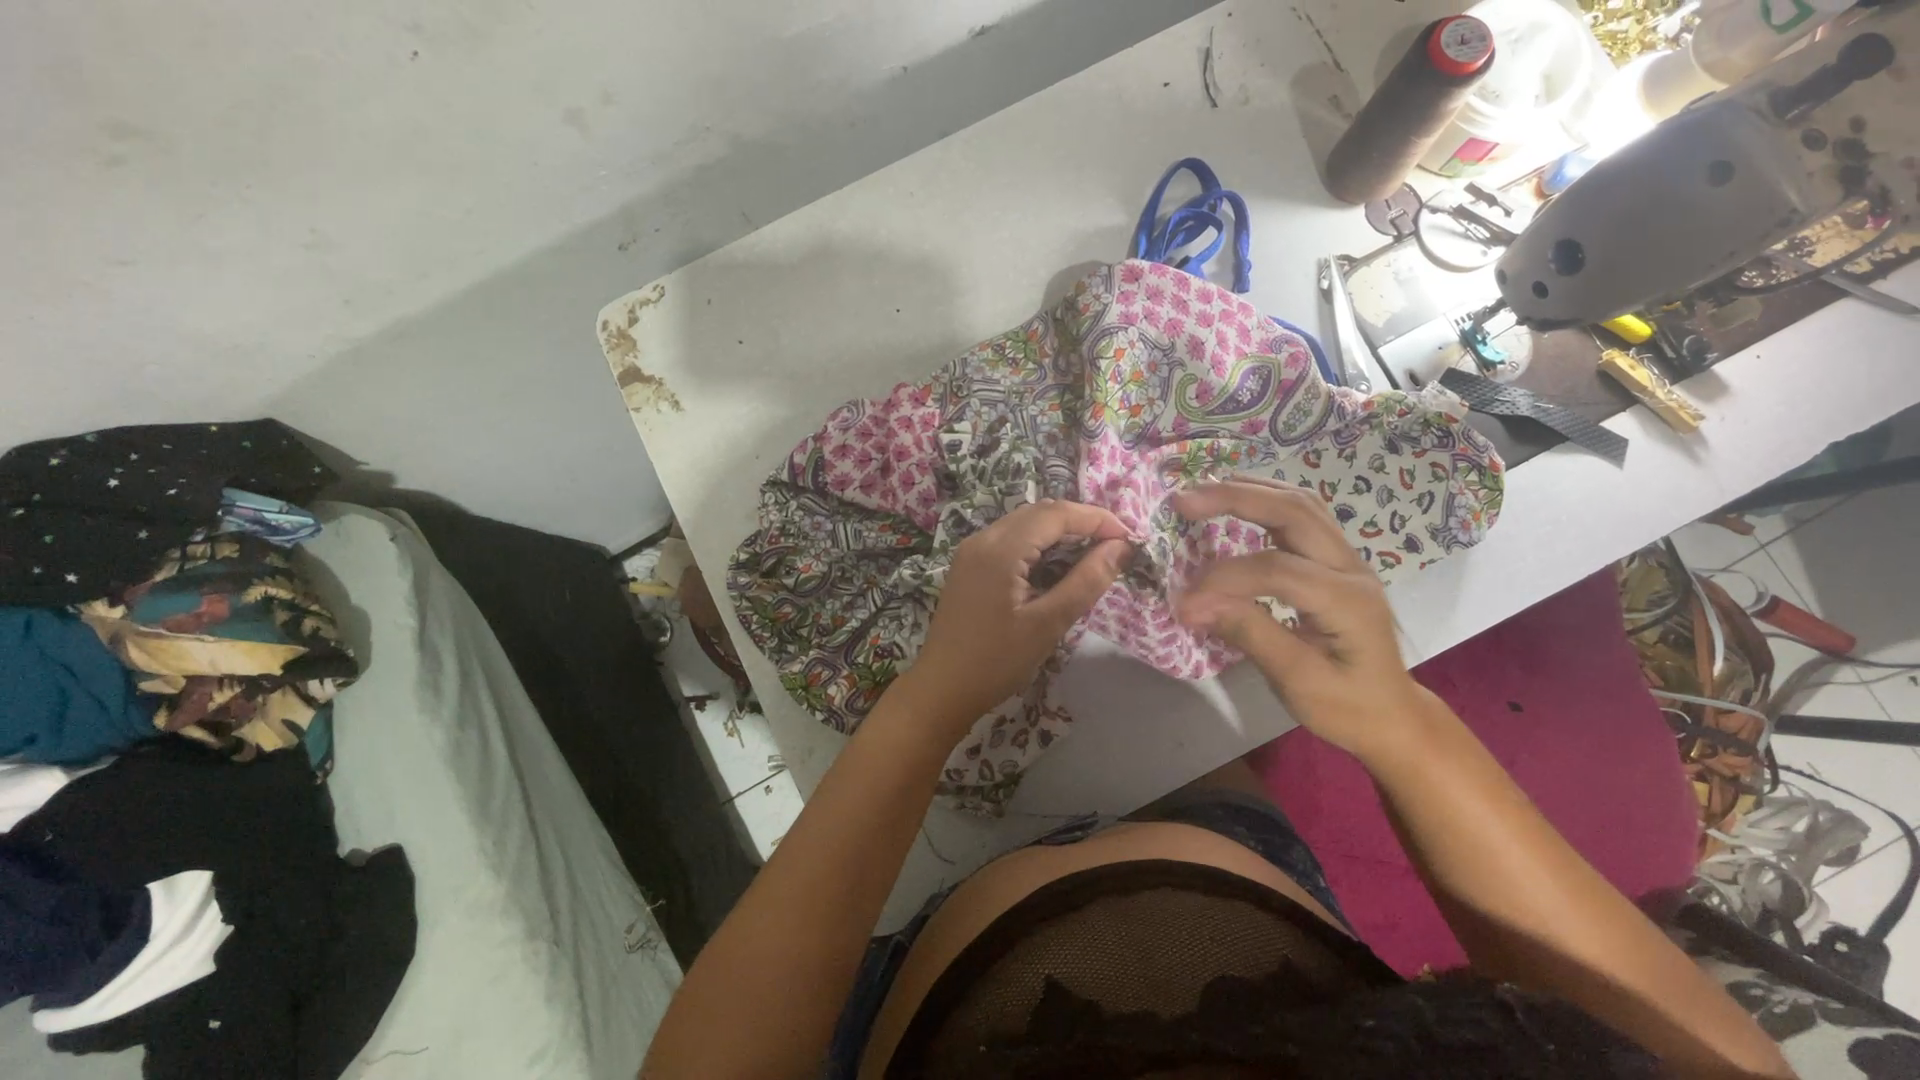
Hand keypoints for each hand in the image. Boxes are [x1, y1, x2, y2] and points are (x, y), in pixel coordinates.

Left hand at [900, 499, 1132, 731]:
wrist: (942, 689)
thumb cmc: (997, 661)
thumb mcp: (1049, 623)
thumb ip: (1087, 581)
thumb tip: (1121, 548)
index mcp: (1001, 549)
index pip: (1056, 514)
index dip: (1096, 519)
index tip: (1129, 538)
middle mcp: (983, 539)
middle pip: (1040, 513)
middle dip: (1081, 522)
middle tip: (1115, 547)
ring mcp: (972, 551)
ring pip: (1025, 524)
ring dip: (1060, 533)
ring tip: (1093, 556)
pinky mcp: (969, 566)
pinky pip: (1010, 540)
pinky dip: (1039, 545)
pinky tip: (1058, 568)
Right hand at [1171, 480, 1433, 757]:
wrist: (1392, 717)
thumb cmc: (1347, 708)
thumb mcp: (1298, 682)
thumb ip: (1250, 634)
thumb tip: (1194, 605)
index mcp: (1347, 601)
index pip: (1275, 570)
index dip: (1223, 579)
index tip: (1183, 602)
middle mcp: (1352, 568)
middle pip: (1294, 511)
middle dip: (1235, 499)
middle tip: (1183, 501)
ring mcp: (1349, 560)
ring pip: (1301, 504)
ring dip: (1251, 491)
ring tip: (1204, 491)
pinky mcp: (1338, 562)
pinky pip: (1303, 516)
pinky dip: (1265, 502)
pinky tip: (1237, 503)